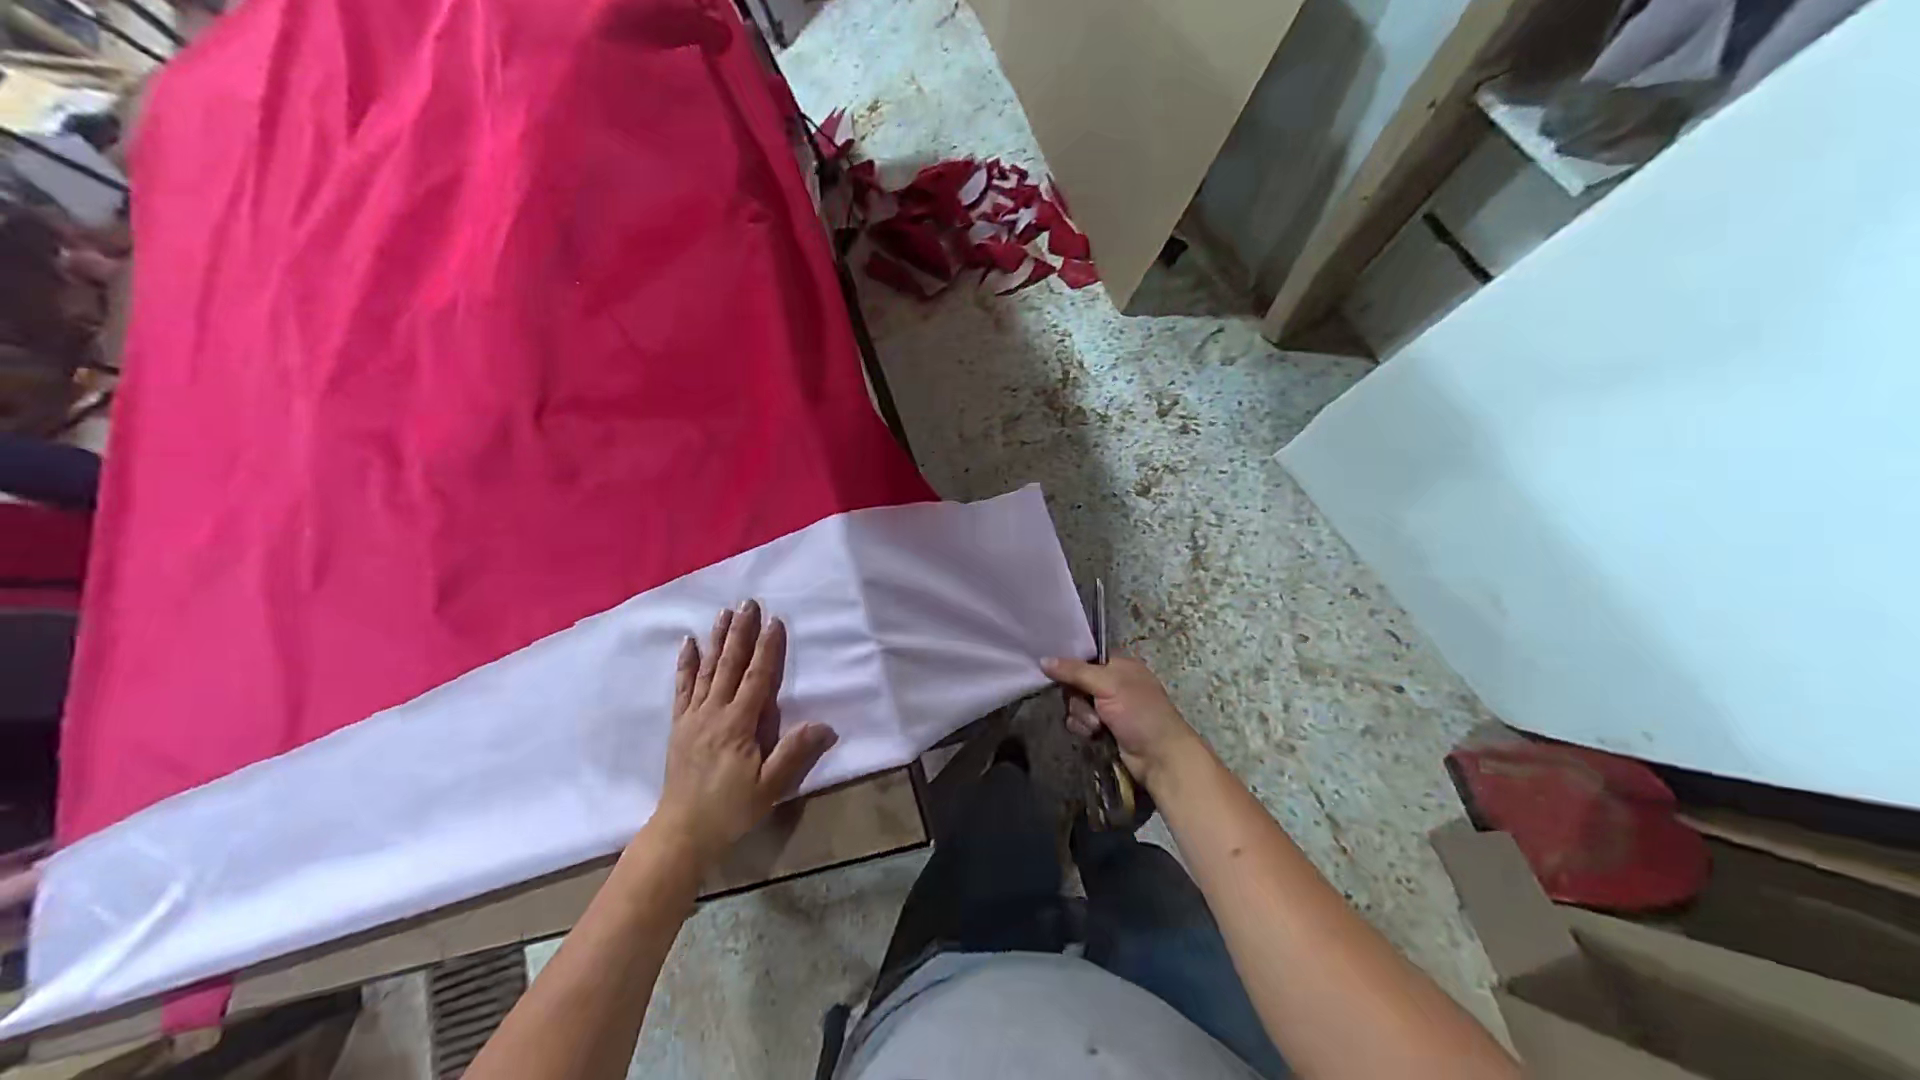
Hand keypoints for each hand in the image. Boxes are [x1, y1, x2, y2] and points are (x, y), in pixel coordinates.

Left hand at [652, 601, 837, 866]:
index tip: (775, 621)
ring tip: (724, 612)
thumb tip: (825, 725)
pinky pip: (683, 687)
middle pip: (731, 665)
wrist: (682, 831)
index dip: (768, 649)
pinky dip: (687, 664)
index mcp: (738, 724)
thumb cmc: (731, 809)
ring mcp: (693, 716)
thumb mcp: (770, 787)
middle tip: (748, 602)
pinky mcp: (680, 725)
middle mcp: (714, 712)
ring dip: (717, 639)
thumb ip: (794, 753)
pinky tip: (689, 644)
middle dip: (741, 632)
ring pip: (708, 670)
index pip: (757, 678)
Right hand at [1041, 655, 1211, 792]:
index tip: (1058, 674)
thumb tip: (1042, 660)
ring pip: (1075, 704)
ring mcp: (1108, 707)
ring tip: (1097, 726)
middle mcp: (1113, 684)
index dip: (1071, 666)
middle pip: (1075, 683)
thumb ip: (1074, 671)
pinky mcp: (1103, 728)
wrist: (1159, 757)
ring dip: (1082, 717)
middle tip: (1091, 707)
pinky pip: (1079, 722)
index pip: (1085, 658)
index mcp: (1120, 665)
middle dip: (1078, 699)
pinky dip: (1083, 728)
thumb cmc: (1139, 713)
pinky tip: (1094, 735)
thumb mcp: (1108, 684)